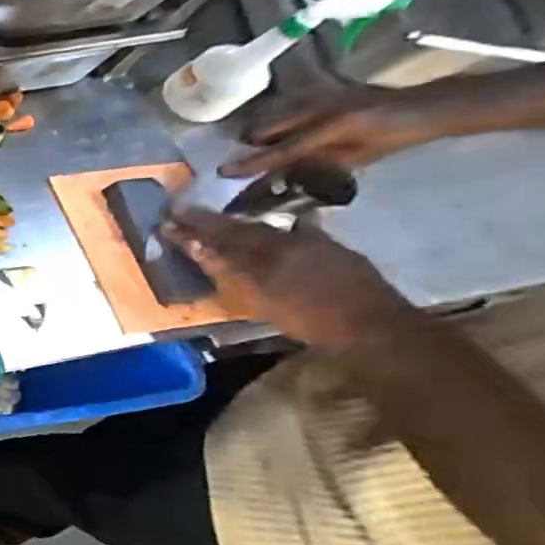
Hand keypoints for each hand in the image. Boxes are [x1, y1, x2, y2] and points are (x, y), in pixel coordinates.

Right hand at [164, 206, 417, 353]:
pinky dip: (278, 239)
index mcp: (271, 246)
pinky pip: (299, 239)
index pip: (224, 230)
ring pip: (274, 232)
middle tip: (193, 217)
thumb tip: (194, 245)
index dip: (196, 224)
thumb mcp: (257, 295)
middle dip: (217, 223)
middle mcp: (294, 238)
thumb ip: (225, 268)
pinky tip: (279, 242)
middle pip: (248, 227)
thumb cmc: (308, 316)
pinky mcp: (339, 257)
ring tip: (228, 230)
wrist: (374, 328)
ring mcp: (320, 246)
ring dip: (247, 230)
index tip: (170, 216)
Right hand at [221, 86, 454, 177]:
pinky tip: (282, 131)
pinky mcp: (321, 90)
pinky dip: (276, 120)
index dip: (249, 164)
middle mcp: (318, 108)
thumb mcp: (353, 158)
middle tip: (246, 159)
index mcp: (331, 128)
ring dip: (261, 131)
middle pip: (263, 127)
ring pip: (270, 115)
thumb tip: (275, 171)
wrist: (428, 106)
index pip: (279, 151)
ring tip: (262, 146)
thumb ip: (311, 162)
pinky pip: (285, 106)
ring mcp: (318, 95)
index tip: (222, 172)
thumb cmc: (394, 138)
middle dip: (249, 144)